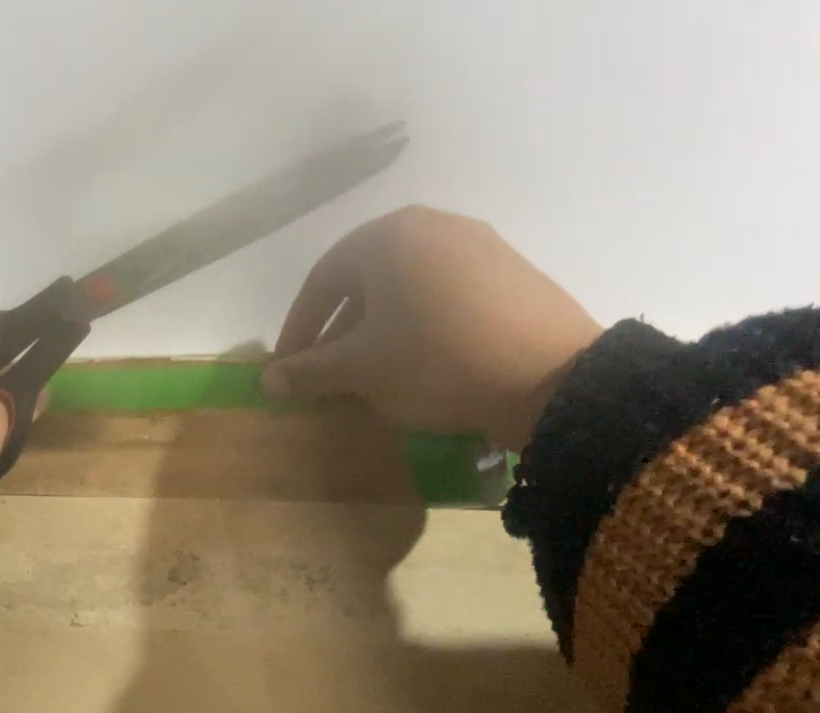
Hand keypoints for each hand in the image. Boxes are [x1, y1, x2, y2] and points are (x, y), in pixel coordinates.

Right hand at [261, 205, 603, 449]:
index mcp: (387, 237)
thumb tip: (269, 380)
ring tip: (367, 373)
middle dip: (335, 332)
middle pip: (362, 282)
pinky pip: (440, 296)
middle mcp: (430, 226)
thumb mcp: (360, 369)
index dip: (296, 329)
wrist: (550, 376)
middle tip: (323, 374)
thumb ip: (309, 370)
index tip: (286, 369)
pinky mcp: (508, 272)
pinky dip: (414, 327)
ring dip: (374, 332)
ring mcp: (476, 245)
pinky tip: (416, 363)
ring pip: (402, 289)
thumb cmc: (433, 360)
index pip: (320, 282)